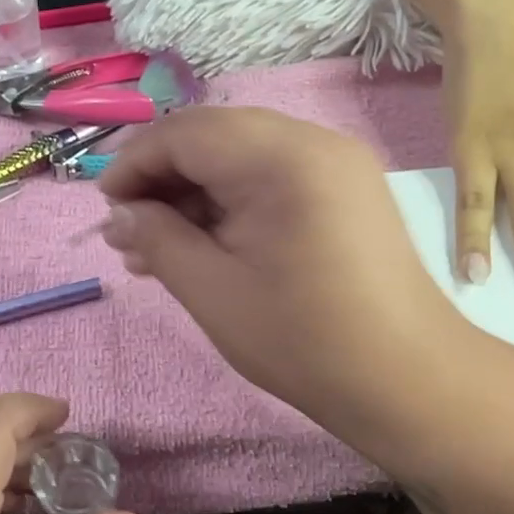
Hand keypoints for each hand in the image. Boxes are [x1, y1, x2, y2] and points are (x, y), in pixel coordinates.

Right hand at [98, 107, 472, 428]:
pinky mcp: (344, 190)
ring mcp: (335, 164)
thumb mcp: (212, 291)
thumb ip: (157, 240)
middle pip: (213, 136)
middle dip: (161, 177)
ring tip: (153, 248)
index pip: (186, 132)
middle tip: (126, 228)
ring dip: (192, 193)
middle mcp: (313, 143)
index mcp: (283, 159)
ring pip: (240, 156)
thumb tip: (118, 215)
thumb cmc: (304, 340)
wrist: (409, 381)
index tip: (104, 207)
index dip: (135, 163)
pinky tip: (201, 245)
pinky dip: (229, 202)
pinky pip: (270, 177)